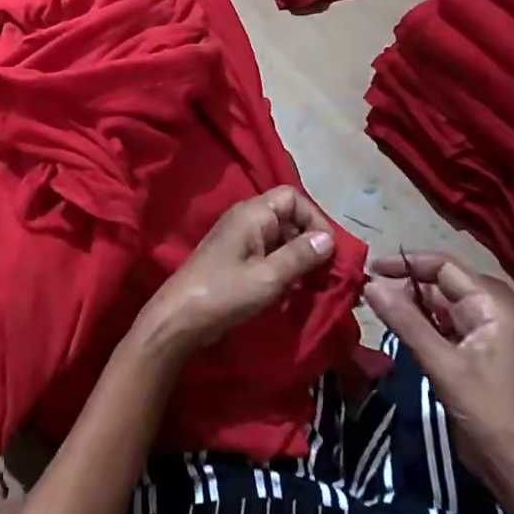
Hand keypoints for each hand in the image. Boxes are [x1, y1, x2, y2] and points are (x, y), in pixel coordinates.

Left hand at [136, 186, 336, 354]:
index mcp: (253, 214)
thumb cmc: (224, 292)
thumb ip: (300, 255)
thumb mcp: (269, 276)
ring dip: (303, 260)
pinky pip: (272, 256)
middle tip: (331, 274)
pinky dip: (288, 270)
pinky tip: (298, 292)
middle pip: (291, 218)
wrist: (181, 316)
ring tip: (319, 287)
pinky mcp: (240, 260)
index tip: (330, 251)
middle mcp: (248, 220)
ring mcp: (243, 240)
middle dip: (313, 243)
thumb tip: (329, 238)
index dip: (315, 219)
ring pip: (283, 239)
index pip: (293, 197)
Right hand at [363, 254, 513, 513]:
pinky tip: (400, 329)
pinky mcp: (479, 352)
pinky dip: (422, 322)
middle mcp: (493, 311)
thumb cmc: (489, 413)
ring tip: (380, 310)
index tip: (370, 271)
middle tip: (371, 294)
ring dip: (412, 304)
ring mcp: (488, 332)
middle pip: (442, 282)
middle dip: (406, 283)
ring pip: (441, 303)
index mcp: (494, 306)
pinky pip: (445, 324)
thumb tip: (368, 284)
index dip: (406, 263)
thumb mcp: (443, 365)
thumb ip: (406, 321)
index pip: (444, 266)